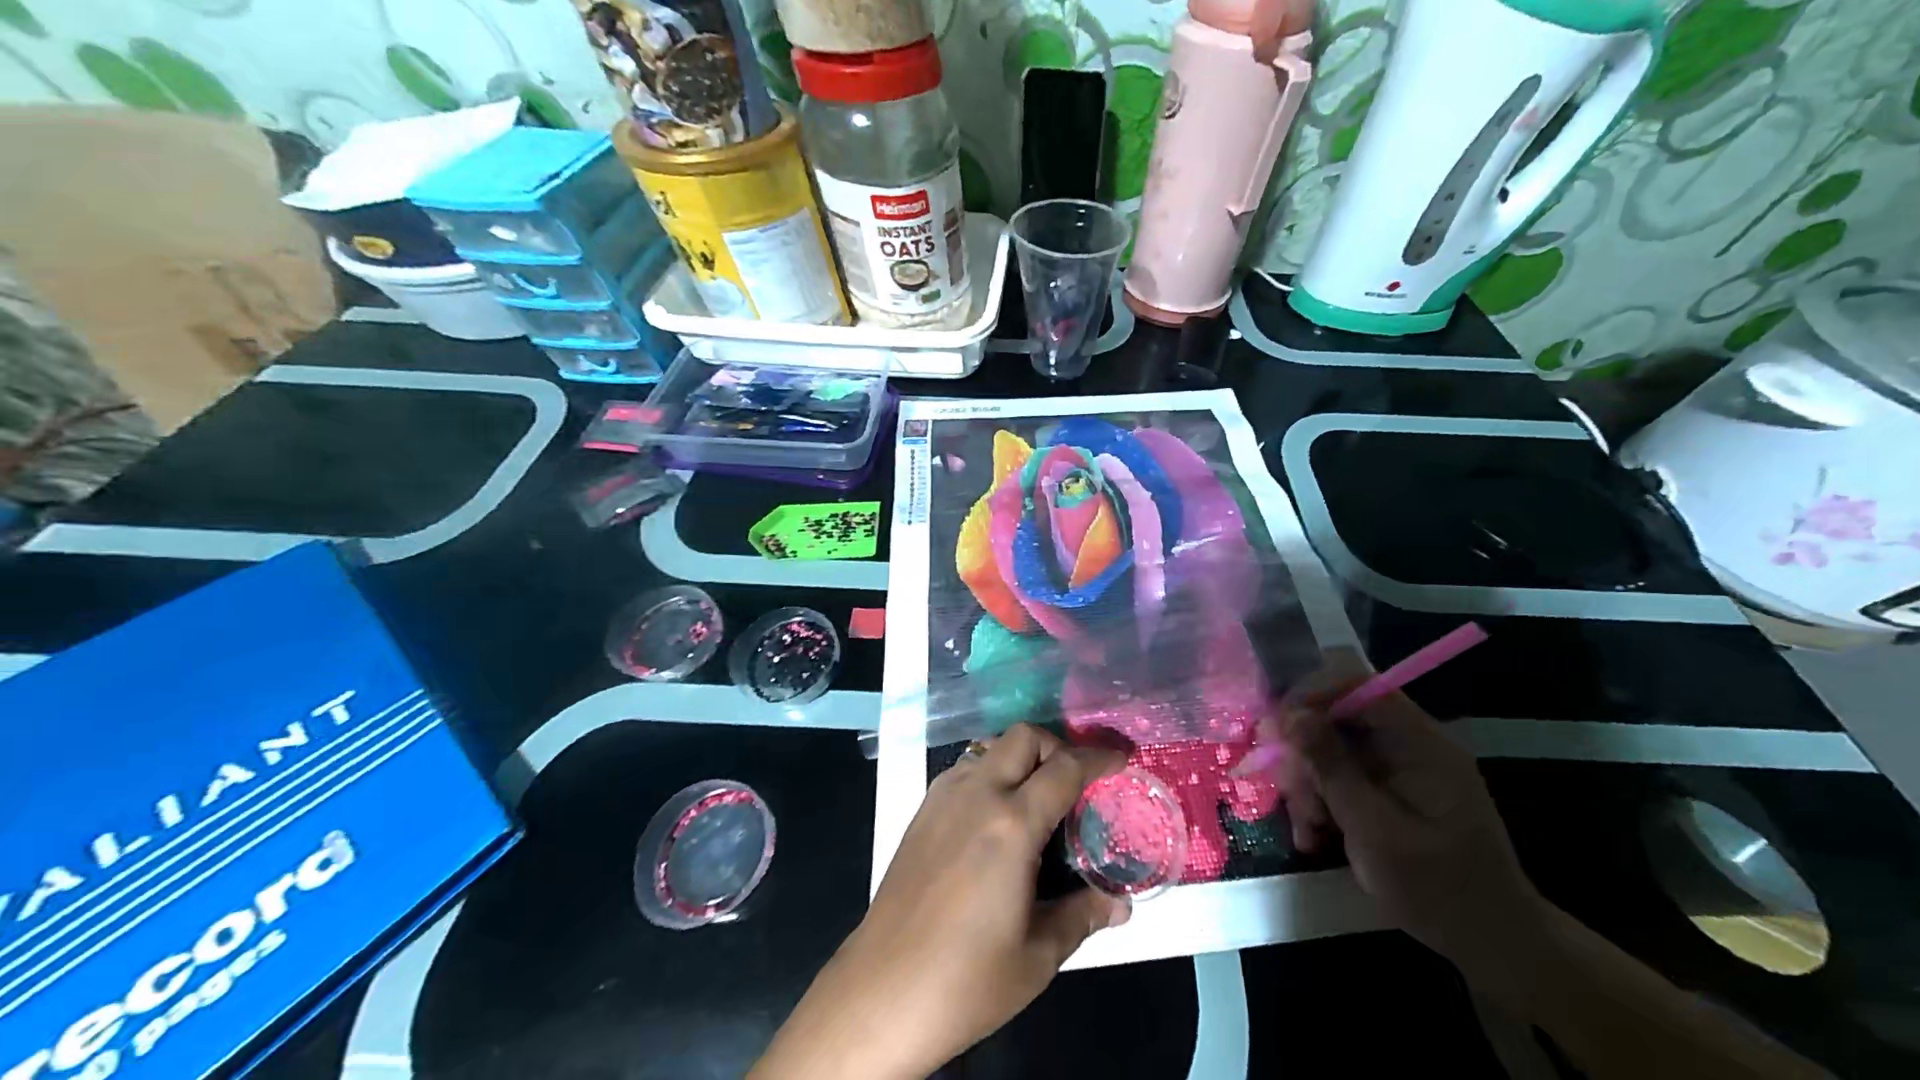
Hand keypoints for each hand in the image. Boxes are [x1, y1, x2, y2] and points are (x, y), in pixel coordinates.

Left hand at [752, 725, 1128, 1078]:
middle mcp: (975, 794)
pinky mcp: (920, 812)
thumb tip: (1119, 903)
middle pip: (1023, 737)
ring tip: (1041, 801)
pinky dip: (992, 775)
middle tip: (1079, 782)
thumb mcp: (1039, 954)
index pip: (1065, 768)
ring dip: (1022, 759)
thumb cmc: (967, 978)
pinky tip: (999, 820)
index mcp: (1010, 824)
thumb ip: (1082, 914)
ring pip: (990, 748)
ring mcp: (941, 798)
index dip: (1100, 758)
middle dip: (1058, 746)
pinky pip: (965, 771)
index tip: (1122, 761)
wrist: (882, 990)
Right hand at [1275, 654, 1548, 984]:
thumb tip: (1292, 714)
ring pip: (1329, 750)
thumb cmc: (1437, 887)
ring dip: (1307, 784)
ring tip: (1305, 828)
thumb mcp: (1374, 828)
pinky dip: (1320, 802)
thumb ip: (1332, 767)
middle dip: (1303, 753)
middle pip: (1336, 718)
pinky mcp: (1386, 791)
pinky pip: (1339, 778)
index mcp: (1419, 743)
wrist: (1491, 943)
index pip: (1358, 685)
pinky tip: (1312, 835)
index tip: (1277, 729)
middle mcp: (1407, 745)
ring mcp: (1396, 769)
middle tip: (1287, 792)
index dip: (1312, 695)